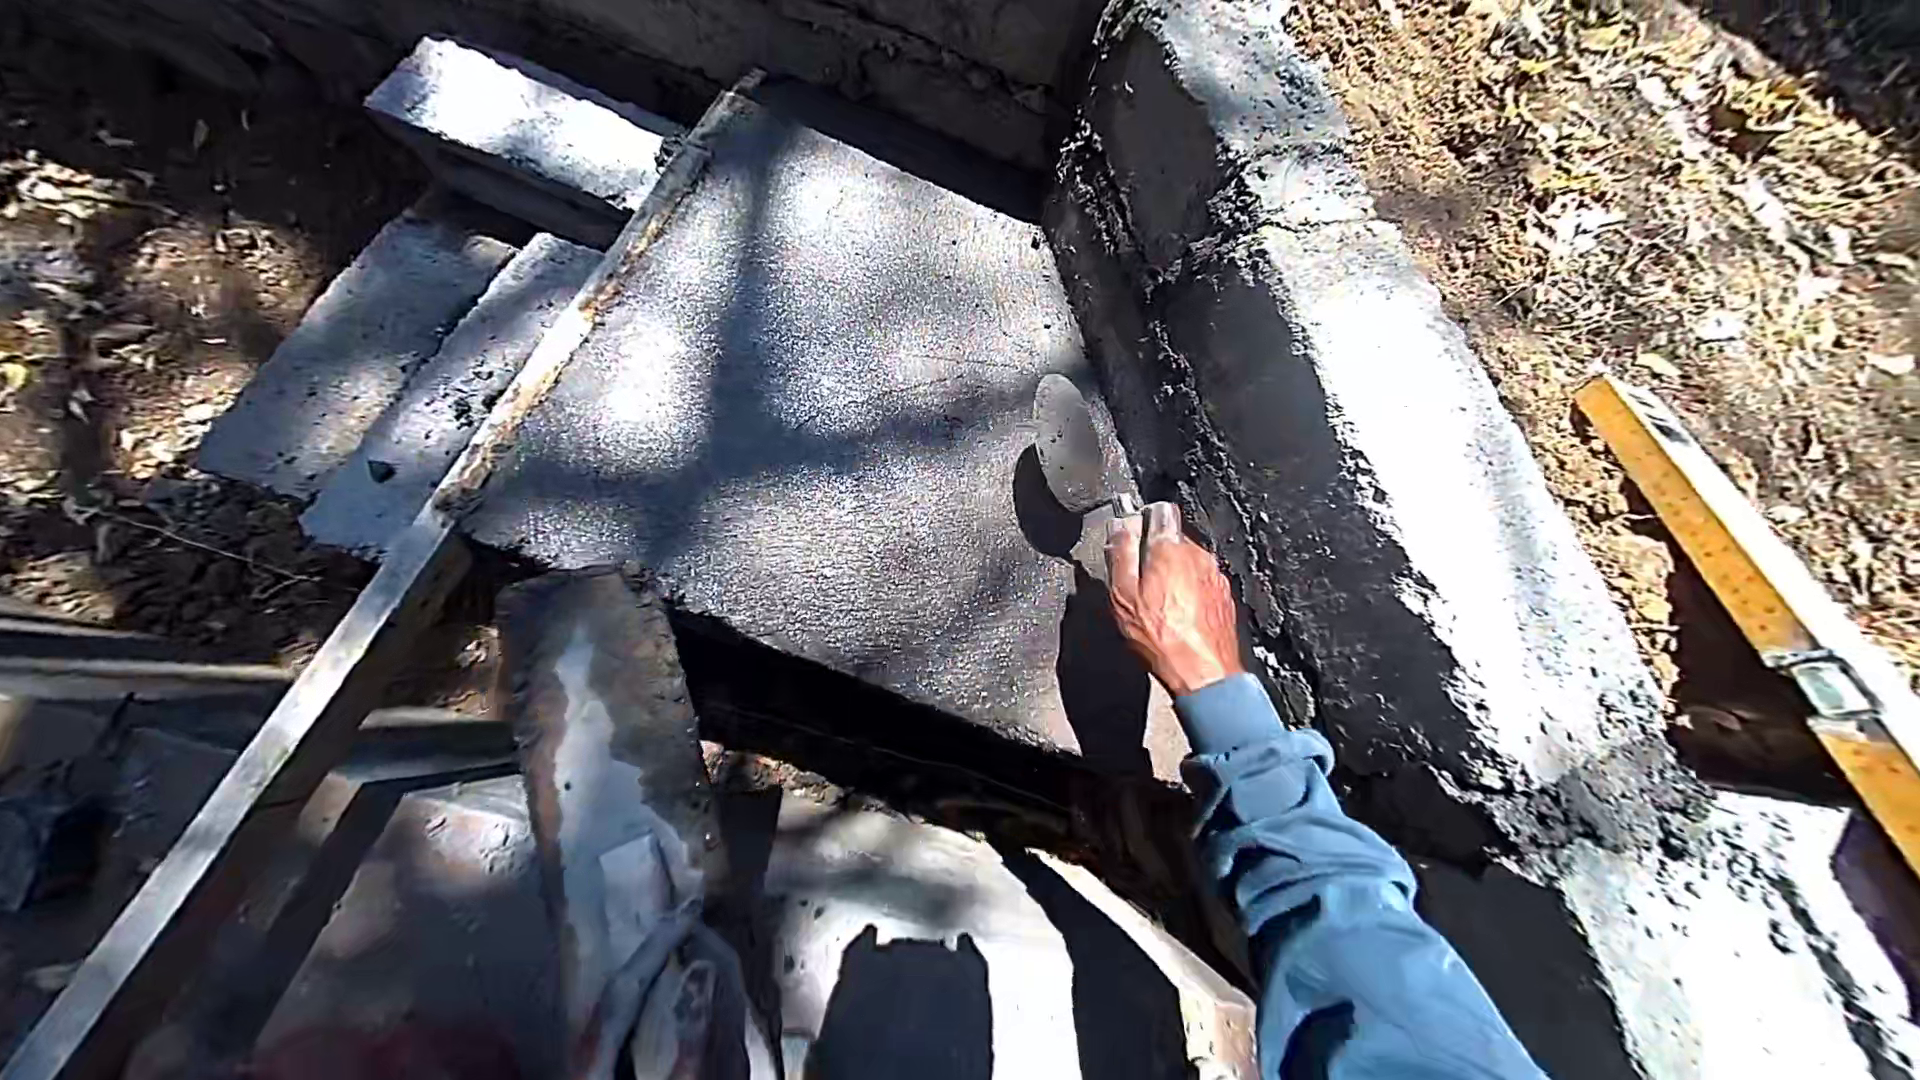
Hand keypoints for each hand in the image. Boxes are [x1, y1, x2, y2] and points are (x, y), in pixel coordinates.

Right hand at [1105, 502, 1244, 696]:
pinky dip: (1187, 591)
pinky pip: (1199, 582)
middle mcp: (1198, 556)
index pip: (1161, 511)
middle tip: (1137, 581)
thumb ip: (1120, 555)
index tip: (1132, 534)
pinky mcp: (1222, 595)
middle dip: (1154, 553)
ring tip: (1156, 603)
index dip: (1142, 518)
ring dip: (1172, 573)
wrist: (1203, 672)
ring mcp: (1214, 576)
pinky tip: (1175, 614)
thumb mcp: (1123, 595)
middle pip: (1173, 539)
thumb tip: (1119, 527)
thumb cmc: (1161, 638)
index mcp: (1170, 550)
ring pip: (1187, 561)